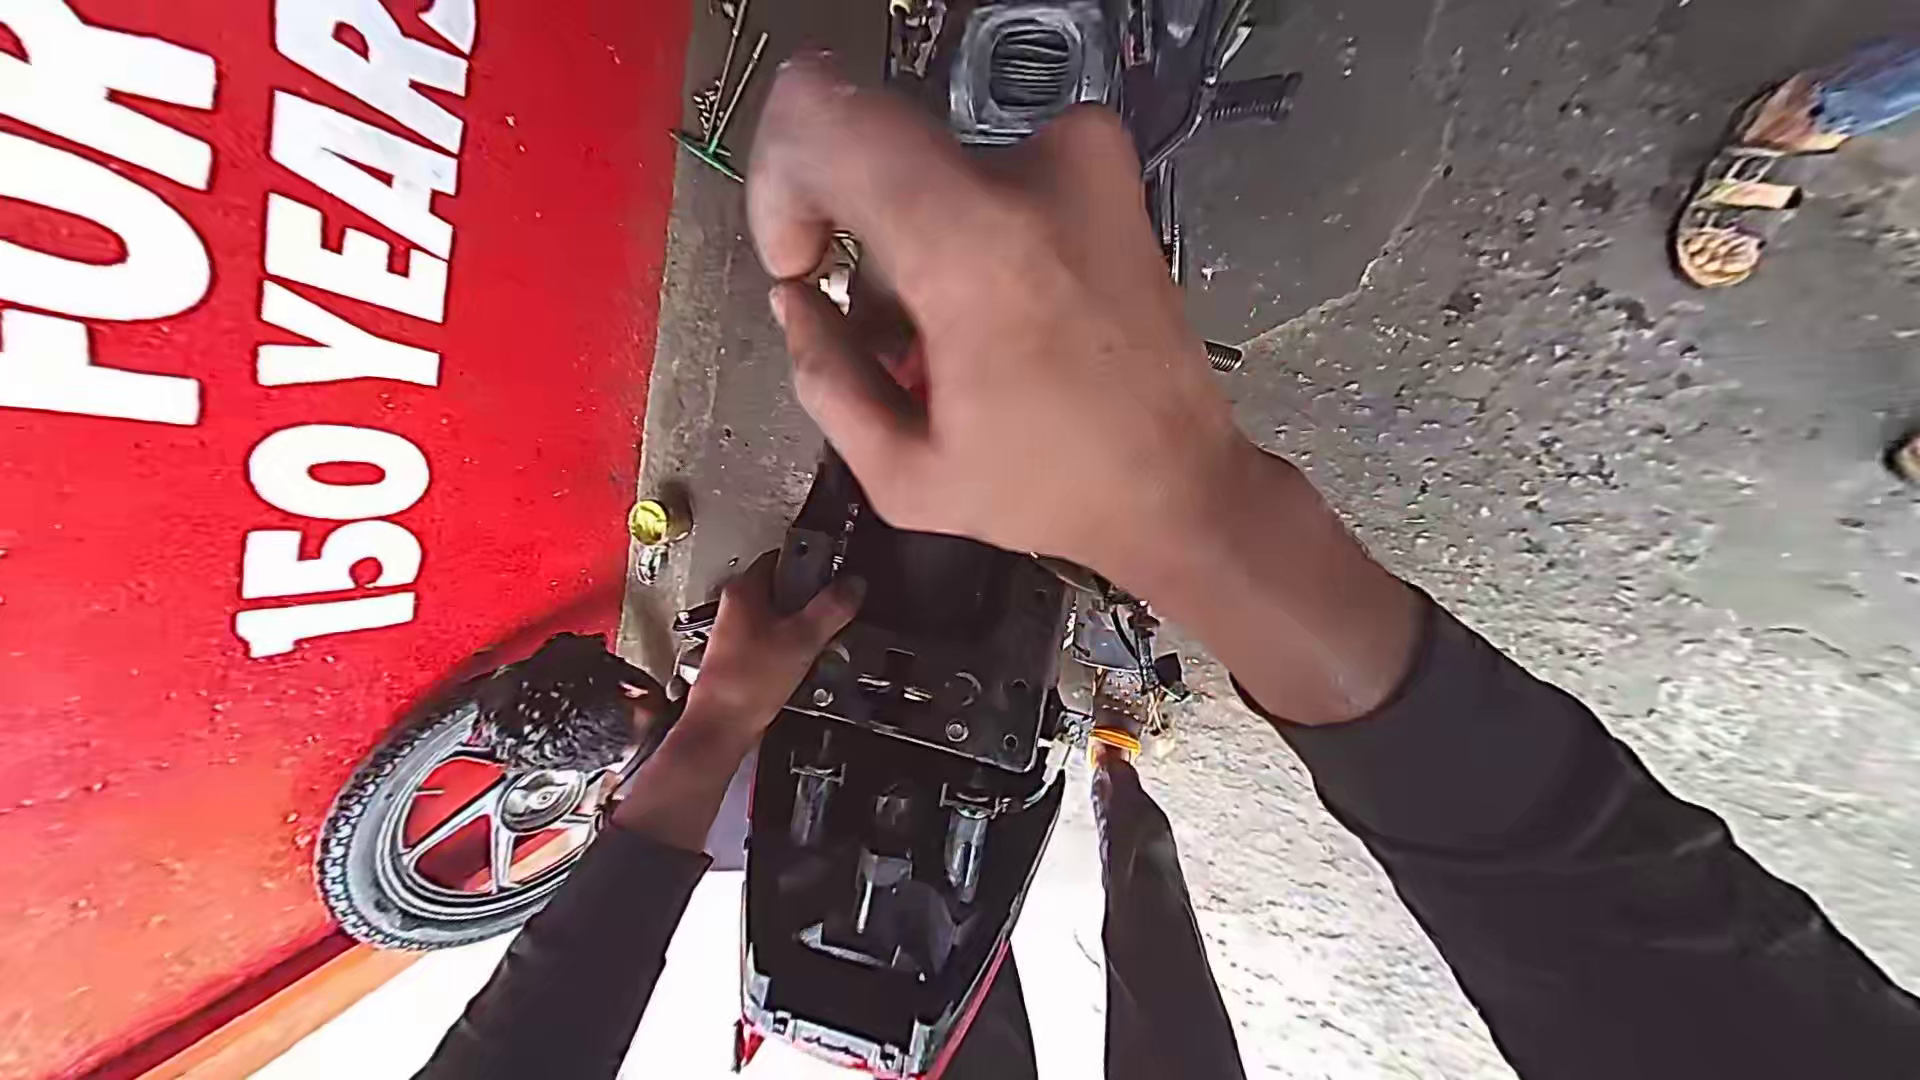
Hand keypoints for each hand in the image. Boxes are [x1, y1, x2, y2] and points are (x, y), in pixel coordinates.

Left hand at [681, 550, 863, 740]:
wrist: (722, 728)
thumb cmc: (746, 683)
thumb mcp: (803, 638)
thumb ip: (832, 607)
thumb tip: (853, 585)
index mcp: (745, 591)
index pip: (784, 555)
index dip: (813, 560)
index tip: (835, 570)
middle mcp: (737, 607)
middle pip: (787, 587)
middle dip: (813, 598)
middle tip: (833, 609)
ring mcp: (739, 633)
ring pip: (784, 615)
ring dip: (806, 624)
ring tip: (822, 638)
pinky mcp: (744, 656)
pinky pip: (779, 639)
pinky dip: (796, 645)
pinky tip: (806, 660)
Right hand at [749, 57, 1254, 586]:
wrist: (1172, 481)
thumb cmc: (1054, 489)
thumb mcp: (906, 477)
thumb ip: (824, 381)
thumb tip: (799, 303)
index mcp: (974, 250)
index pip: (820, 116)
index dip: (780, 182)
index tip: (802, 257)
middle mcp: (1037, 175)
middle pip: (873, 152)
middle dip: (851, 241)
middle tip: (884, 335)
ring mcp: (1082, 163)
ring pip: (930, 176)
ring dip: (912, 255)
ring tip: (947, 348)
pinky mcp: (1105, 176)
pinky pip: (986, 181)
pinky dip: (964, 242)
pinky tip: (988, 321)